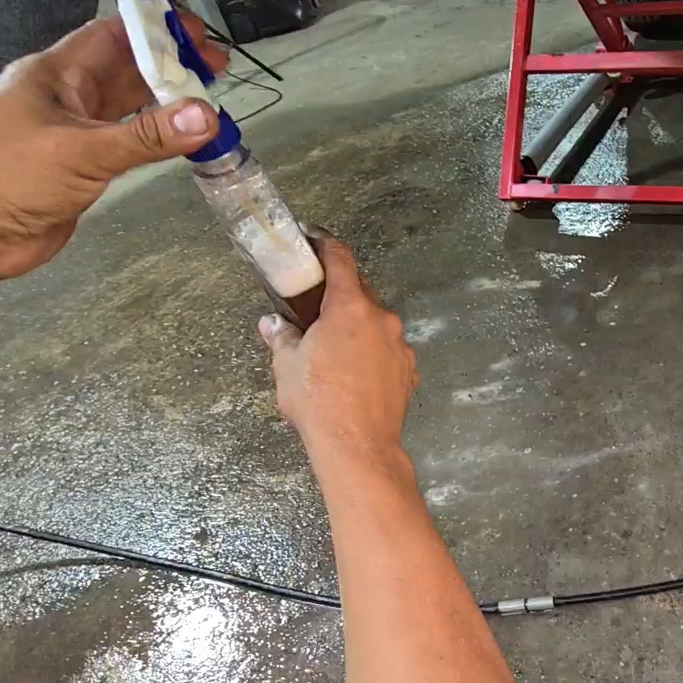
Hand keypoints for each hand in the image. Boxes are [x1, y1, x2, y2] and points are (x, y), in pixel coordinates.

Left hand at [0, 14, 228, 281]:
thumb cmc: (7, 174)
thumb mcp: (82, 150)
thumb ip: (148, 136)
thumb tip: (209, 116)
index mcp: (56, 75)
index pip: (112, 36)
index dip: (154, 29)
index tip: (198, 34)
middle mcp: (66, 98)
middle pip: (125, 70)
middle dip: (169, 66)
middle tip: (216, 68)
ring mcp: (74, 134)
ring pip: (128, 108)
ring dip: (166, 103)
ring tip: (209, 102)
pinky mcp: (81, 168)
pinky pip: (128, 144)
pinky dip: (157, 139)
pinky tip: (182, 142)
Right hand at [259, 232, 418, 472]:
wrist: (358, 444)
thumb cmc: (319, 401)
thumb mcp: (287, 365)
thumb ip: (282, 337)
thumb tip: (273, 325)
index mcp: (350, 307)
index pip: (340, 259)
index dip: (325, 244)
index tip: (313, 238)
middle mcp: (382, 320)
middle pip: (361, 292)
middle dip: (339, 293)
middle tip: (316, 303)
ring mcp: (400, 346)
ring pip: (376, 324)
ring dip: (357, 327)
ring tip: (333, 347)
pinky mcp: (409, 371)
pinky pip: (388, 351)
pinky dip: (373, 352)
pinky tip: (355, 372)